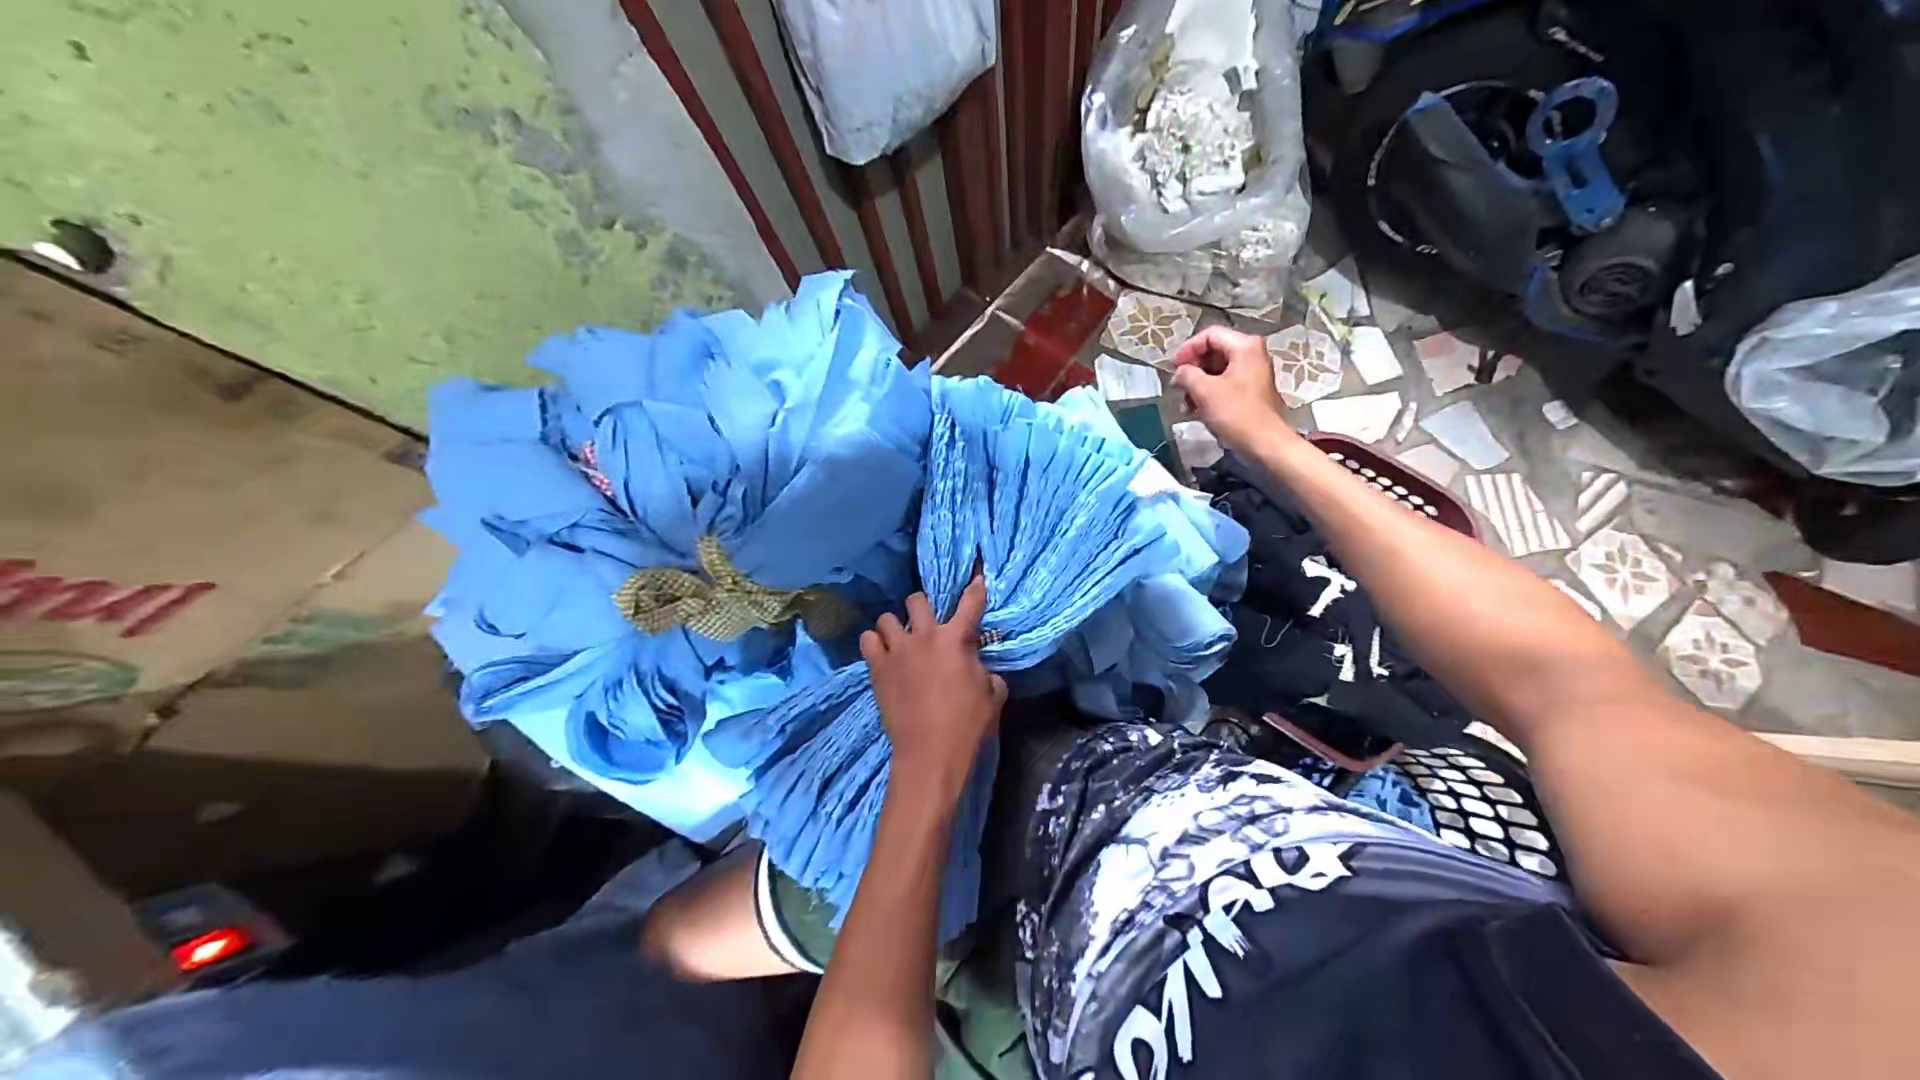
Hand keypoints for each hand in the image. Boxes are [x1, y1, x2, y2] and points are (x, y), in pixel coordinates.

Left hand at [862, 574, 1006, 803]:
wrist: (930, 751)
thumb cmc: (968, 724)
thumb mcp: (993, 694)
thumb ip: (986, 671)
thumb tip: (977, 666)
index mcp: (956, 639)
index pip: (970, 604)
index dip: (976, 588)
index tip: (977, 578)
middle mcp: (924, 636)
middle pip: (917, 600)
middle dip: (923, 606)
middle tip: (927, 622)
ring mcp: (897, 649)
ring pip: (886, 618)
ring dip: (895, 625)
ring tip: (900, 640)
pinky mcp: (877, 667)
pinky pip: (867, 639)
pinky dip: (874, 642)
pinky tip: (882, 653)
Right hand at [1168, 326, 1298, 452]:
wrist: (1264, 443)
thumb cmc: (1235, 414)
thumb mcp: (1204, 391)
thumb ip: (1187, 375)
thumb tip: (1179, 373)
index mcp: (1244, 347)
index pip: (1210, 335)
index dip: (1188, 349)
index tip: (1173, 367)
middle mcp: (1251, 354)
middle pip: (1213, 351)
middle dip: (1192, 368)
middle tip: (1178, 385)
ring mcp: (1252, 373)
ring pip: (1217, 369)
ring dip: (1197, 383)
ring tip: (1186, 403)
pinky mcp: (1250, 390)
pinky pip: (1224, 383)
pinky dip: (1208, 392)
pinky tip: (1196, 409)